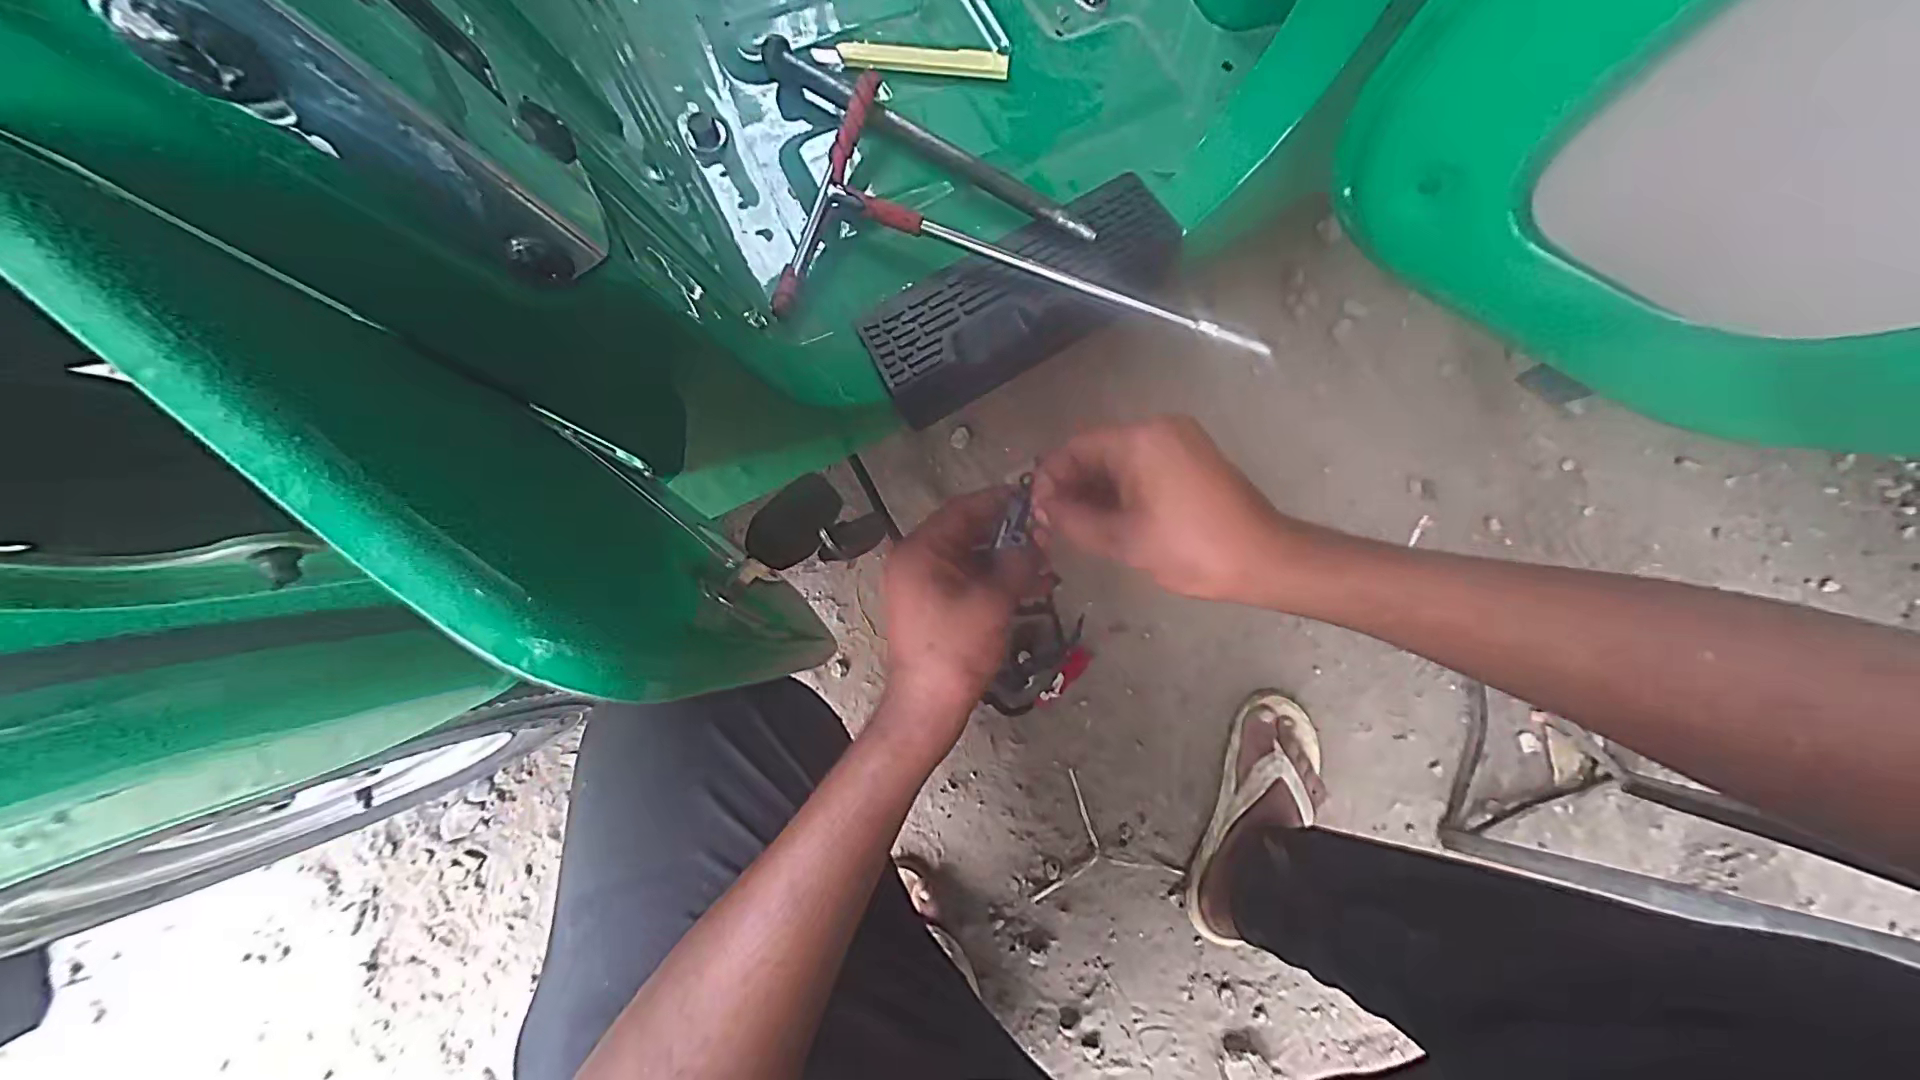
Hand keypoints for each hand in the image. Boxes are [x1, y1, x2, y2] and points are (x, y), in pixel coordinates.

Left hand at [878, 488, 1045, 745]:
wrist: (928, 704)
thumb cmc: (957, 648)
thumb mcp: (994, 599)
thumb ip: (1018, 561)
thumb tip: (1036, 541)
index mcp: (920, 550)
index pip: (962, 509)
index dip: (1000, 502)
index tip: (1032, 501)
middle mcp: (915, 560)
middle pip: (966, 532)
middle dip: (1008, 534)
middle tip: (1043, 537)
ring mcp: (920, 584)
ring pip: (969, 558)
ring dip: (1005, 558)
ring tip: (1043, 563)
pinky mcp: (931, 605)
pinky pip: (965, 579)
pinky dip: (993, 579)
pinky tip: (1027, 587)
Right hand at [1034, 415, 1323, 604]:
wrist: (1265, 560)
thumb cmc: (1191, 549)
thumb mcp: (1122, 540)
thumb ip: (1072, 520)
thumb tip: (1043, 509)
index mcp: (1139, 440)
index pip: (1074, 448)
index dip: (1049, 480)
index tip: (1037, 514)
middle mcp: (1158, 428)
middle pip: (1095, 451)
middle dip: (1070, 487)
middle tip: (1053, 525)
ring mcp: (1178, 440)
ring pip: (1117, 460)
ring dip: (1093, 490)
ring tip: (1076, 527)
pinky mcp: (1190, 457)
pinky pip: (1141, 466)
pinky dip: (1119, 490)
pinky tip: (1107, 519)